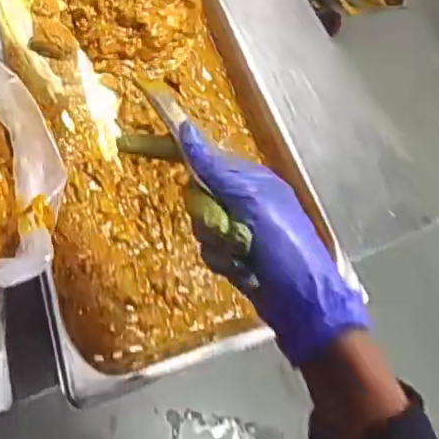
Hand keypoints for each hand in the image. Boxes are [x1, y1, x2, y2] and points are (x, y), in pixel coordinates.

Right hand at [178, 122, 369, 362]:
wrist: (308, 308)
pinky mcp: (235, 254)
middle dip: (208, 216)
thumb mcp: (252, 203)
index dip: (173, 150)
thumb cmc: (286, 248)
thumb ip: (215, 170)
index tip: (131, 143)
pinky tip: (245, 271)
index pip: (203, 156)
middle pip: (196, 194)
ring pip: (200, 224)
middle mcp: (242, 198)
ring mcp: (239, 227)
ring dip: (218, 243)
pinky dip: (223, 261)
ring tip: (245, 255)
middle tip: (230, 229)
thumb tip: (186, 129)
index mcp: (250, 178)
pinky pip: (208, 249)